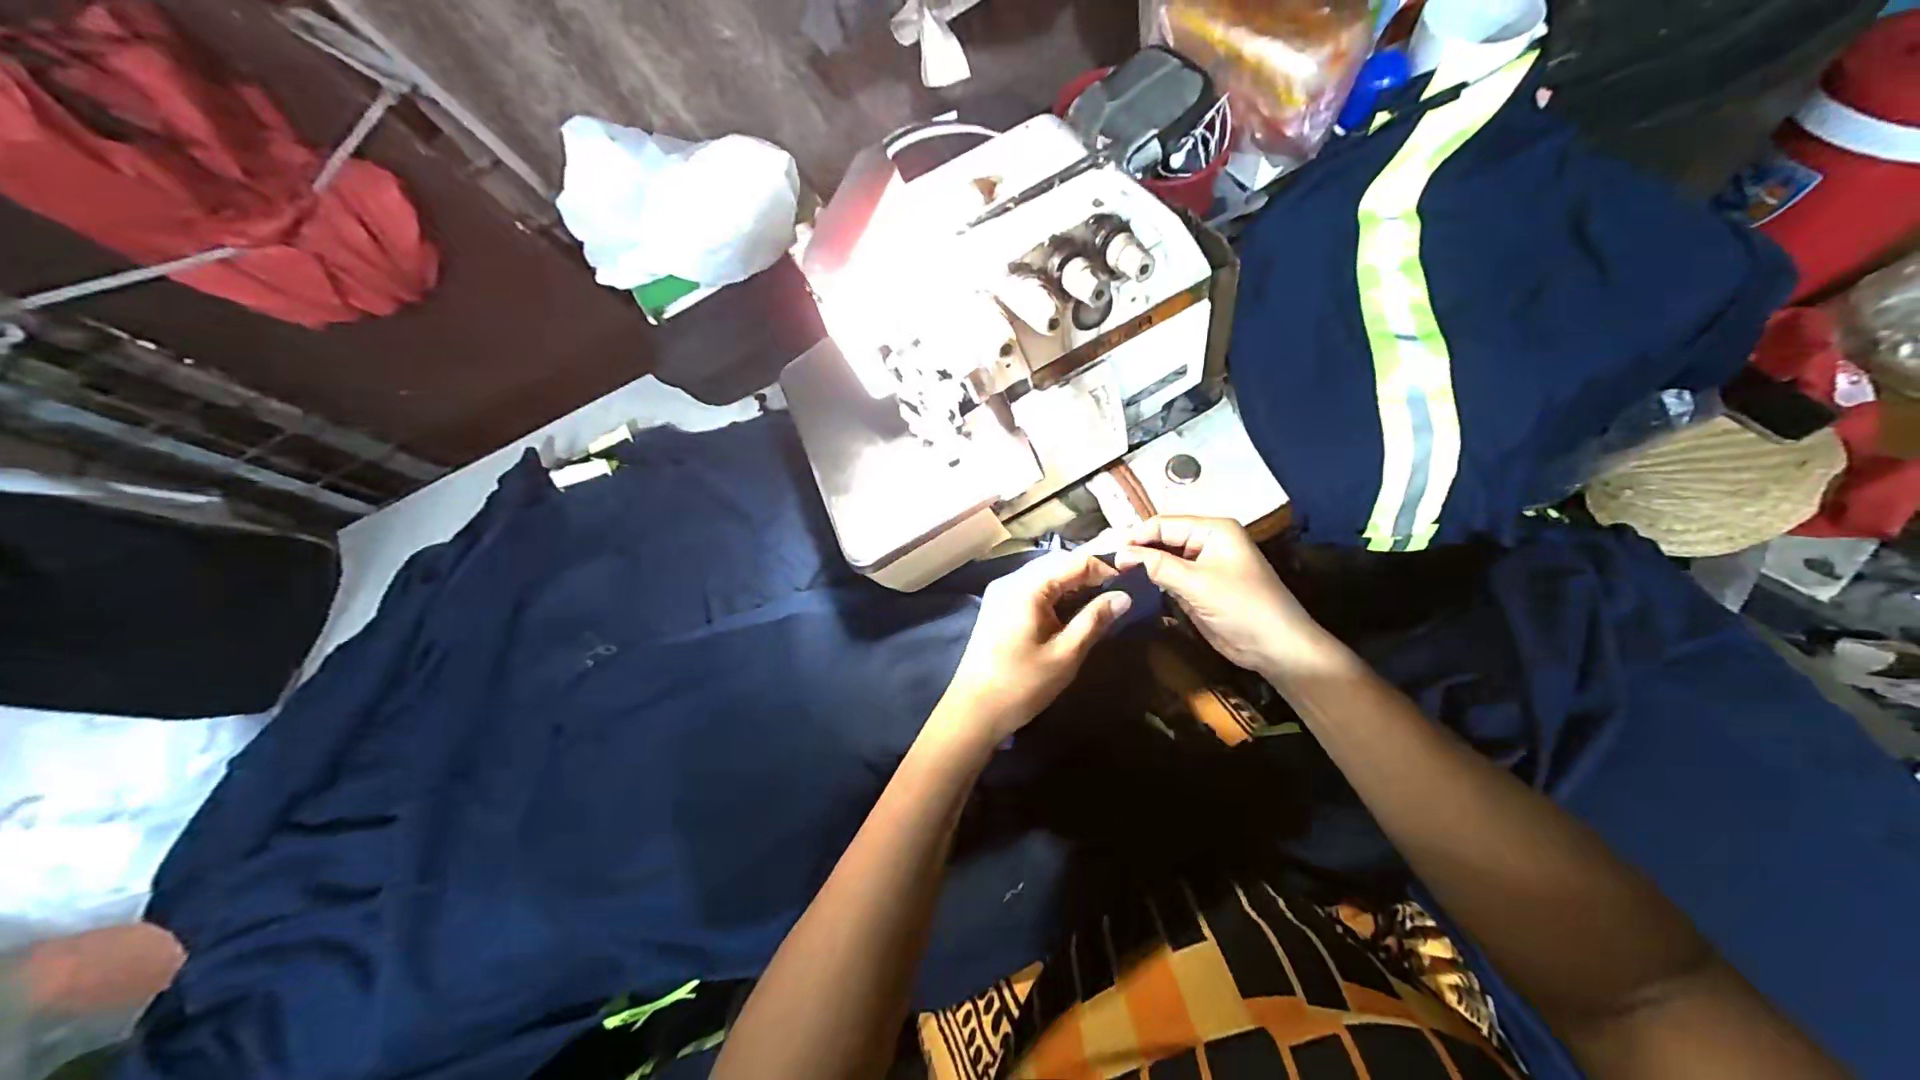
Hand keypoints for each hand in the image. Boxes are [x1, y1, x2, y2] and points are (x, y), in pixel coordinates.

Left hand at [936, 550, 1131, 743]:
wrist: (972, 711)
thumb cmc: (1021, 685)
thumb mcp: (1066, 655)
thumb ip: (1095, 620)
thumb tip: (1124, 596)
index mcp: (1027, 587)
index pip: (1075, 561)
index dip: (1106, 567)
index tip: (1133, 581)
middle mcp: (1011, 580)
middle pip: (1058, 562)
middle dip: (1091, 572)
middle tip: (1121, 589)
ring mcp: (1002, 592)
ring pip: (1046, 574)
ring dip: (1074, 582)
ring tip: (1103, 598)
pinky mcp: (999, 606)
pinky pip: (1033, 587)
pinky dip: (1056, 592)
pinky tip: (1073, 608)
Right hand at [1114, 516, 1336, 679]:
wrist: (1277, 648)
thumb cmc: (1242, 608)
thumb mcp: (1196, 583)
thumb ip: (1156, 565)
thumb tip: (1119, 553)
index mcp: (1213, 529)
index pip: (1162, 523)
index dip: (1135, 537)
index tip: (1107, 555)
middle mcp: (1207, 541)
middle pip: (1161, 539)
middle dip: (1137, 551)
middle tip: (1106, 566)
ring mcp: (1203, 565)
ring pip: (1163, 559)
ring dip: (1142, 567)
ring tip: (1112, 576)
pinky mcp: (1199, 587)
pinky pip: (1169, 578)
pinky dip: (1153, 582)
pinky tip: (1131, 587)